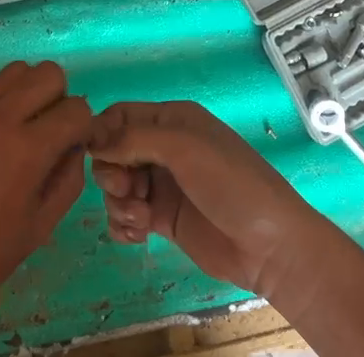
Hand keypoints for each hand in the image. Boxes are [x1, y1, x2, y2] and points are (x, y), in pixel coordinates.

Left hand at [0, 61, 90, 353]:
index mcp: (27, 149)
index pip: (77, 109)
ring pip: (16, 70)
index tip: (73, 148)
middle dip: (60, 100)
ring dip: (30, 92)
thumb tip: (74, 144)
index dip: (83, 128)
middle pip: (48, 73)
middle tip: (50, 134)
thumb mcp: (43, 224)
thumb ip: (70, 176)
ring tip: (21, 130)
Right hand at [90, 101, 334, 298]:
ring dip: (118, 201)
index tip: (96, 156)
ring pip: (116, 185)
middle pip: (113, 152)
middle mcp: (165, 148)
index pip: (120, 116)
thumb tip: (93, 141)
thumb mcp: (185, 148)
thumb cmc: (232, 184)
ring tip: (141, 218)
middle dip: (111, 172)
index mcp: (173, 120)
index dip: (102, 133)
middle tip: (127, 190)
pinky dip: (124, 224)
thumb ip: (135, 138)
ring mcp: (163, 185)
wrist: (270, 246)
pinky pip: (126, 215)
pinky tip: (139, 235)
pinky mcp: (163, 219)